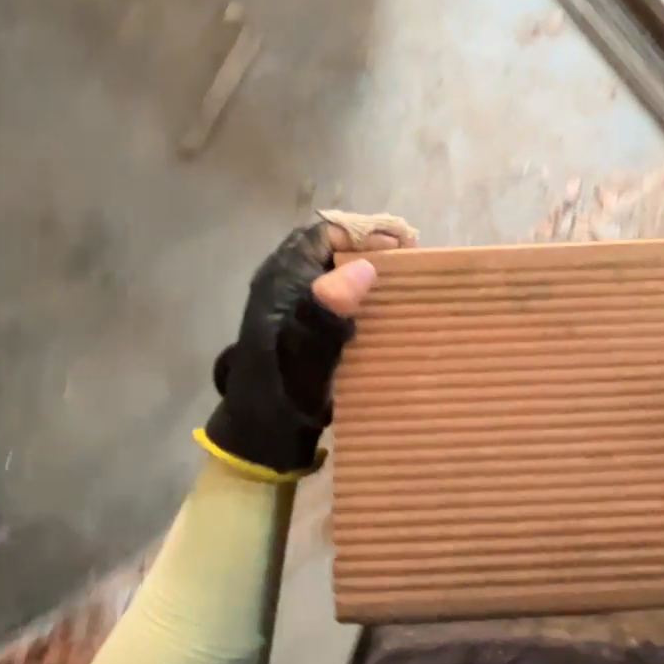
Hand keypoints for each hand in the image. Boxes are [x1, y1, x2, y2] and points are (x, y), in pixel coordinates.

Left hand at [198, 210, 418, 480]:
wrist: (260, 430)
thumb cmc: (287, 384)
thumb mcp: (312, 346)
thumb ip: (330, 306)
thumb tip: (363, 267)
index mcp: (283, 276)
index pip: (325, 233)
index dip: (363, 234)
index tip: (399, 248)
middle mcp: (280, 279)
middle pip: (326, 246)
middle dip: (364, 247)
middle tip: (402, 261)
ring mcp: (284, 300)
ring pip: (325, 266)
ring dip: (359, 268)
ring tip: (395, 280)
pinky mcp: (291, 321)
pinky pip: (324, 289)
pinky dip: (350, 289)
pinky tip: (372, 308)